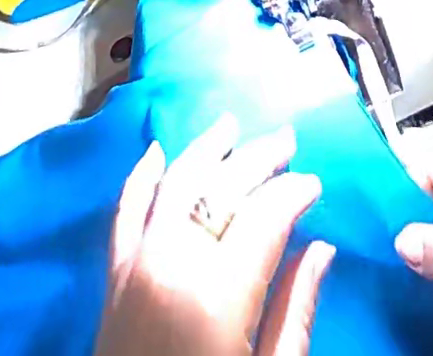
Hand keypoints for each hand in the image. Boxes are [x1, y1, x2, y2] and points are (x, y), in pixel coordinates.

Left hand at [95, 115, 335, 355]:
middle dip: (260, 157)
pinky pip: (123, 216)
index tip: (316, 185)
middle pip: (222, 186)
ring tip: (232, 124)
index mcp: (217, 293)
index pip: (267, 212)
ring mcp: (134, 270)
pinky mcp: (111, 283)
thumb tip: (320, 246)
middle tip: (287, 141)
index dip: (296, 190)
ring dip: (205, 149)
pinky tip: (156, 151)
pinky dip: (139, 180)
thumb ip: (295, 308)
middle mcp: (172, 266)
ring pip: (173, 185)